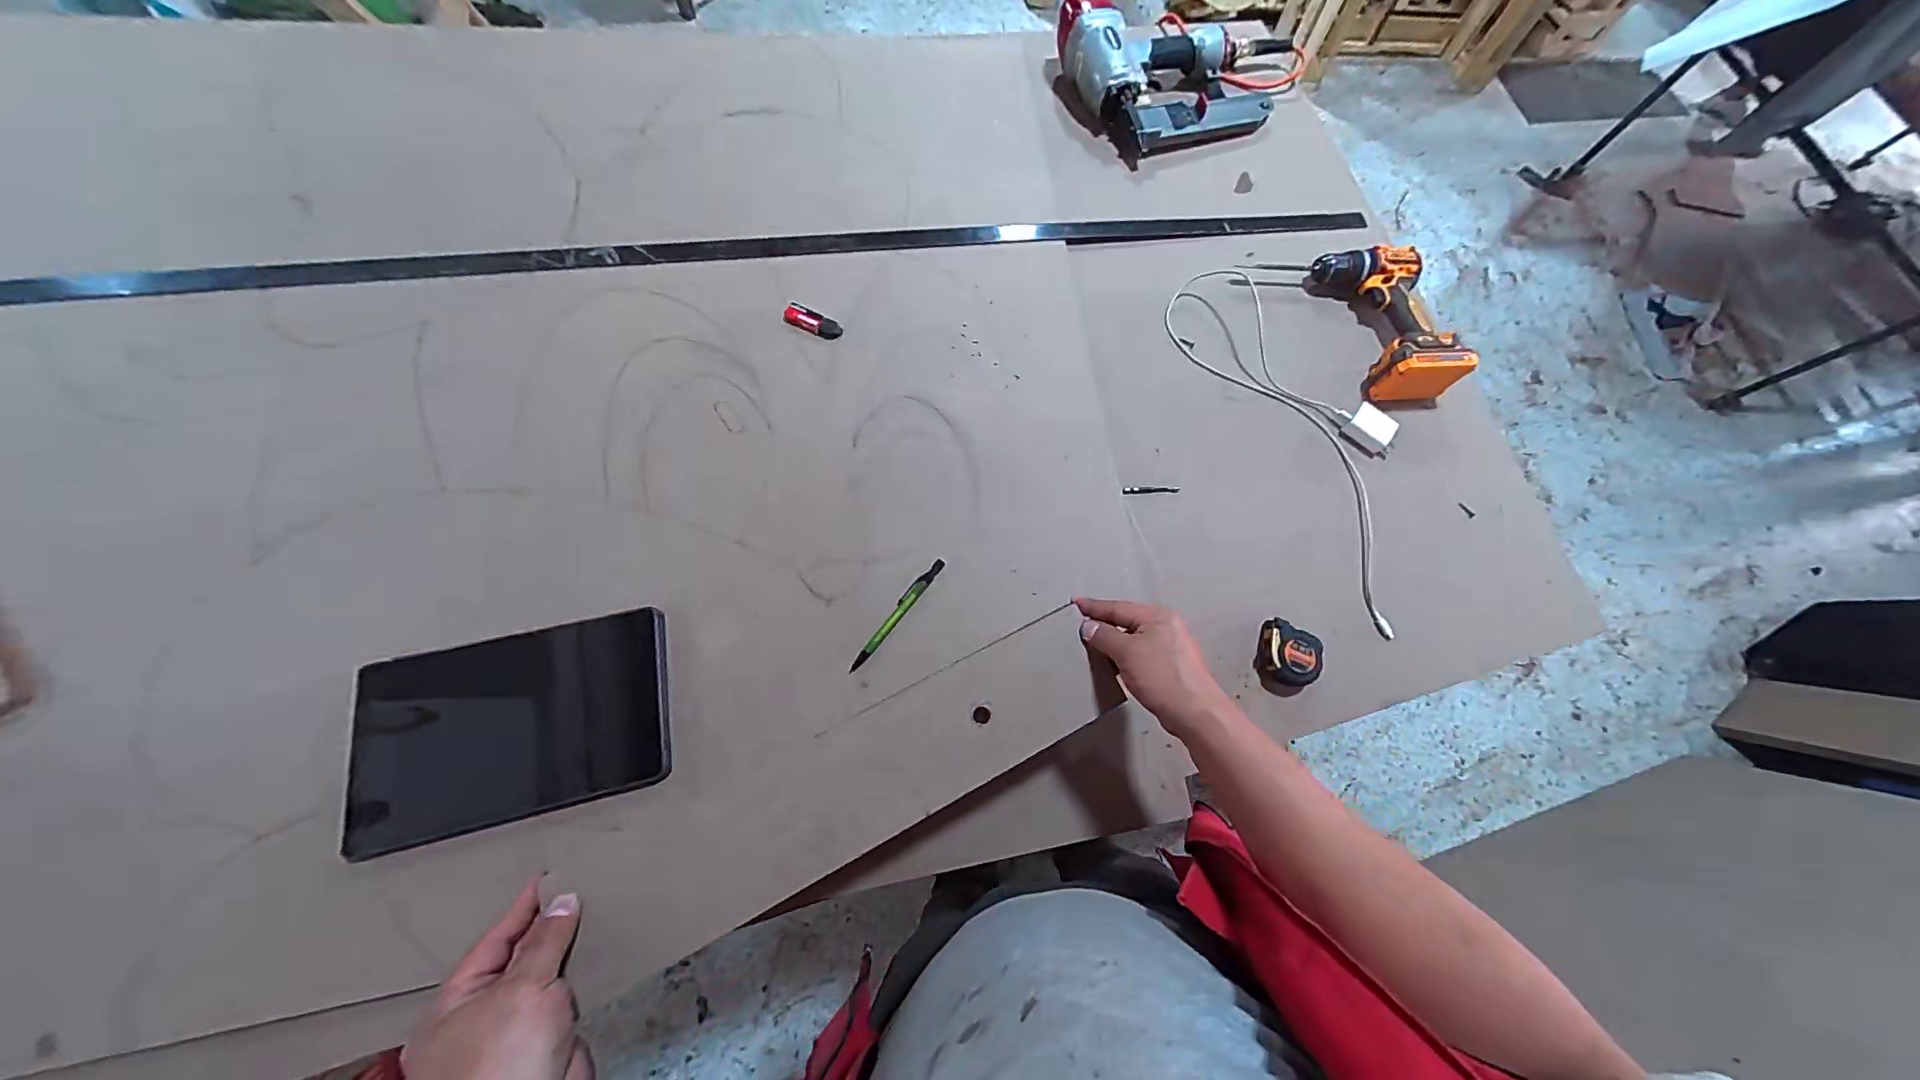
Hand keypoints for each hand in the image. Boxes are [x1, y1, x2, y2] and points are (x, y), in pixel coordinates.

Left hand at [402, 879, 593, 1079]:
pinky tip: (600, 948)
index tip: (549, 877)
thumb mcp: (523, 988)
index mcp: (454, 1004)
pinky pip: (568, 991)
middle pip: (521, 954)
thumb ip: (544, 940)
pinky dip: (583, 970)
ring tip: (592, 909)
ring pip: (547, 973)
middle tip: (578, 887)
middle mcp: (483, 1013)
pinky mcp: (550, 1037)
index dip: (523, 907)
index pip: (494, 939)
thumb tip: (563, 901)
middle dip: (550, 925)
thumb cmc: (500, 1065)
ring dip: (569, 946)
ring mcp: (518, 1027)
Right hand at [1075, 597, 1235, 740]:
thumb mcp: (1126, 652)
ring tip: (1092, 645)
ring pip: (1131, 638)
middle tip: (1080, 624)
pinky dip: (1123, 655)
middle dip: (1102, 623)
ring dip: (1112, 642)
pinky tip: (1113, 664)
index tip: (1077, 604)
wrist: (1194, 713)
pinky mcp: (1167, 665)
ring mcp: (1168, 646)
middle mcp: (1165, 627)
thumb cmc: (1165, 679)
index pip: (1117, 607)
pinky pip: (1138, 652)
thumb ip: (1104, 636)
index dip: (1094, 607)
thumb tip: (1088, 626)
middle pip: (1125, 620)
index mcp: (1157, 616)